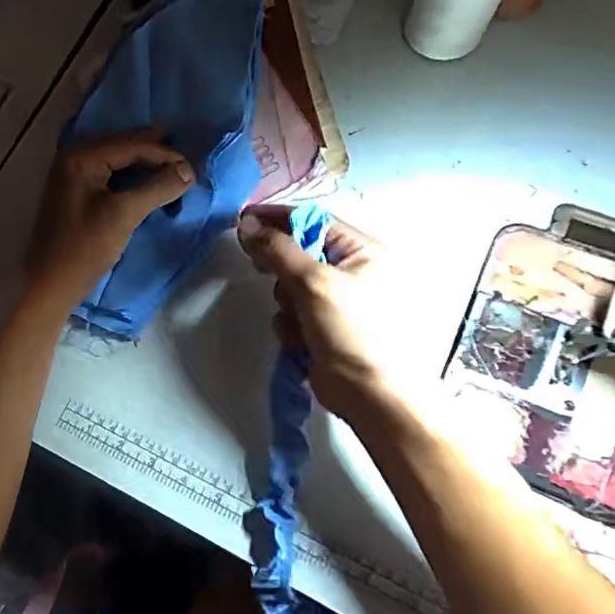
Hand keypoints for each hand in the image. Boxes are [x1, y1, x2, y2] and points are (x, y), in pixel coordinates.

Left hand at [26, 131, 194, 312]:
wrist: (50, 284)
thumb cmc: (84, 248)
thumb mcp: (124, 215)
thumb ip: (157, 188)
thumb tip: (188, 170)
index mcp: (81, 158)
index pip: (130, 146)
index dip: (163, 153)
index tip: (192, 166)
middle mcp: (73, 159)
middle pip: (119, 145)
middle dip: (150, 145)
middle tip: (178, 142)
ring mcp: (72, 177)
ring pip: (113, 158)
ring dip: (140, 157)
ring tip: (164, 156)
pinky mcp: (75, 195)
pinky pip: (107, 172)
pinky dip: (128, 172)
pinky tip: (141, 176)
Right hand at [237, 205, 403, 421]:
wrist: (369, 394)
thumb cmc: (352, 331)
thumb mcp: (314, 283)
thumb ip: (277, 250)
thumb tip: (248, 223)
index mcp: (365, 252)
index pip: (316, 221)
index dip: (279, 219)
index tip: (245, 218)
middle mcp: (355, 272)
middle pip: (299, 254)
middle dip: (285, 273)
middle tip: (262, 270)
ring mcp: (338, 303)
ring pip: (291, 288)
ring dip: (287, 305)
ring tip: (301, 323)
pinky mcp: (324, 328)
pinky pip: (293, 314)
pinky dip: (292, 326)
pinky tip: (302, 343)